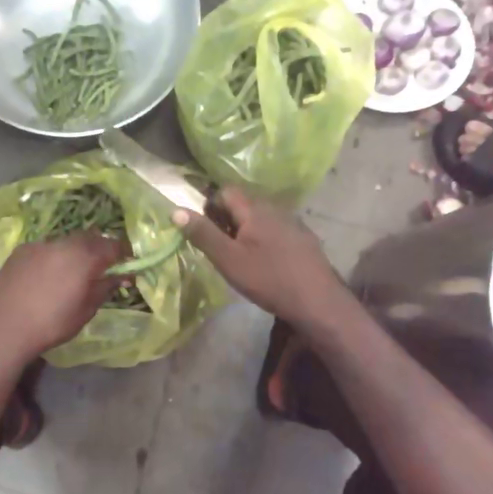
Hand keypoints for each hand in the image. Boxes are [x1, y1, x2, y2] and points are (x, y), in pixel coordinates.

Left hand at [0, 234, 126, 356]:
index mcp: (83, 257)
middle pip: (89, 238)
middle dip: (99, 248)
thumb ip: (105, 287)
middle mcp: (62, 243)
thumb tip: (120, 276)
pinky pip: (45, 248)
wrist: (6, 327)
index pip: (112, 246)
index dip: (123, 253)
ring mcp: (39, 245)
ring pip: (65, 241)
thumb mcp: (86, 310)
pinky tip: (47, 275)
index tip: (127, 263)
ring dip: (74, 251)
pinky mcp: (20, 251)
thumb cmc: (52, 323)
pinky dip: (53, 256)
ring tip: (73, 271)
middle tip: (103, 265)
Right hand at [172, 188, 345, 327]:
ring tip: (240, 255)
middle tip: (219, 246)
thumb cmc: (268, 279)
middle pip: (244, 203)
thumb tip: (175, 209)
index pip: (226, 191)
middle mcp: (276, 209)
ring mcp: (294, 224)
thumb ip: (202, 234)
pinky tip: (266, 262)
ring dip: (246, 229)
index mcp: (255, 210)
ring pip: (261, 217)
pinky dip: (265, 239)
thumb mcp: (227, 259)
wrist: (318, 302)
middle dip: (227, 218)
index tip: (205, 229)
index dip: (211, 205)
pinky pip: (277, 230)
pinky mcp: (305, 240)